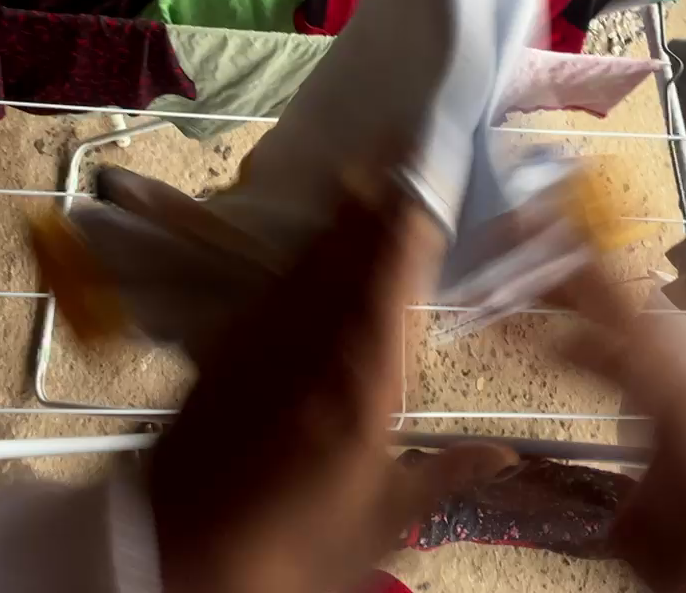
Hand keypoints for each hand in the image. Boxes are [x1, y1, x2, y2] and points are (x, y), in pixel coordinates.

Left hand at [145, 164, 517, 592]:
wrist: (178, 547)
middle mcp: (314, 336)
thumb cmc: (289, 541)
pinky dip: (308, 243)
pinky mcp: (235, 337)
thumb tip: (506, 457)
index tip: (429, 173)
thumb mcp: (380, 522)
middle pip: (351, 243)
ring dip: (343, 206)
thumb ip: (445, 476)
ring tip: (365, 165)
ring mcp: (268, 330)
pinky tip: (318, 233)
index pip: (393, 274)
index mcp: (360, 377)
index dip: (411, 217)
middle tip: (399, 139)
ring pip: (314, 250)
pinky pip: (282, 274)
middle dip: (378, 188)